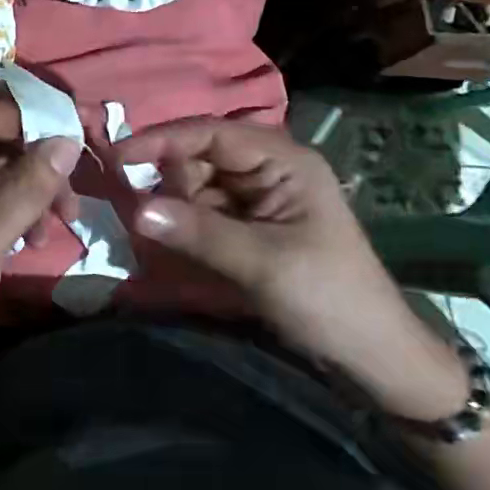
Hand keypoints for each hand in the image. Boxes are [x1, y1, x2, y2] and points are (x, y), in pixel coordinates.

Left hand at [0, 93, 78, 394]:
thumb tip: (69, 142)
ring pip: (7, 150)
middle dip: (38, 135)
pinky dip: (31, 197)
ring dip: (40, 174)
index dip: (28, 116)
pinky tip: (42, 234)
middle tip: (77, 144)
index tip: (73, 131)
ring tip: (67, 212)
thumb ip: (26, 187)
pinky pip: (8, 178)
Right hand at [117, 118, 467, 420]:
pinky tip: (172, 242)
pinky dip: (185, 223)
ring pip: (198, 184)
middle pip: (200, 156)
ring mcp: (261, 197)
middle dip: (169, 181)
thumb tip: (136, 209)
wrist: (372, 356)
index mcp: (283, 161)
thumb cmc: (327, 298)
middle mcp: (270, 169)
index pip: (211, 133)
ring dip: (174, 205)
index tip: (118, 158)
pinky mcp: (252, 225)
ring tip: (158, 234)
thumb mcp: (261, 262)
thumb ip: (197, 231)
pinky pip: (205, 211)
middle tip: (145, 214)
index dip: (161, 140)